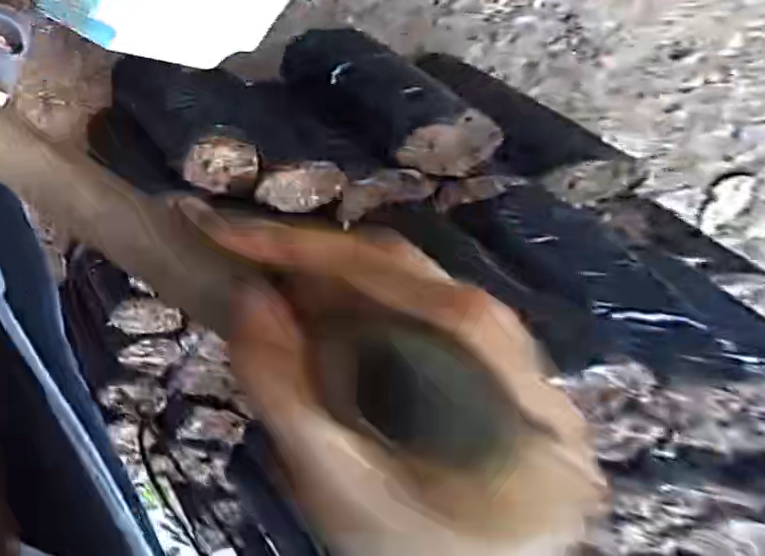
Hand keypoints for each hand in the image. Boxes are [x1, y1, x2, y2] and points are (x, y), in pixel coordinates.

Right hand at [193, 206, 604, 555]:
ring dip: (322, 267)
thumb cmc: (399, 549)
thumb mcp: (333, 484)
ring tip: (251, 264)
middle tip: (234, 243)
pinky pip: (394, 304)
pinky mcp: (455, 367)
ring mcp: (495, 371)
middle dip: (319, 255)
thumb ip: (283, 391)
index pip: (446, 308)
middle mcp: (528, 382)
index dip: (342, 260)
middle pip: (421, 282)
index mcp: (531, 421)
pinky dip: (332, 288)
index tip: (243, 239)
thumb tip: (245, 292)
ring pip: (405, 283)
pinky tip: (290, 296)